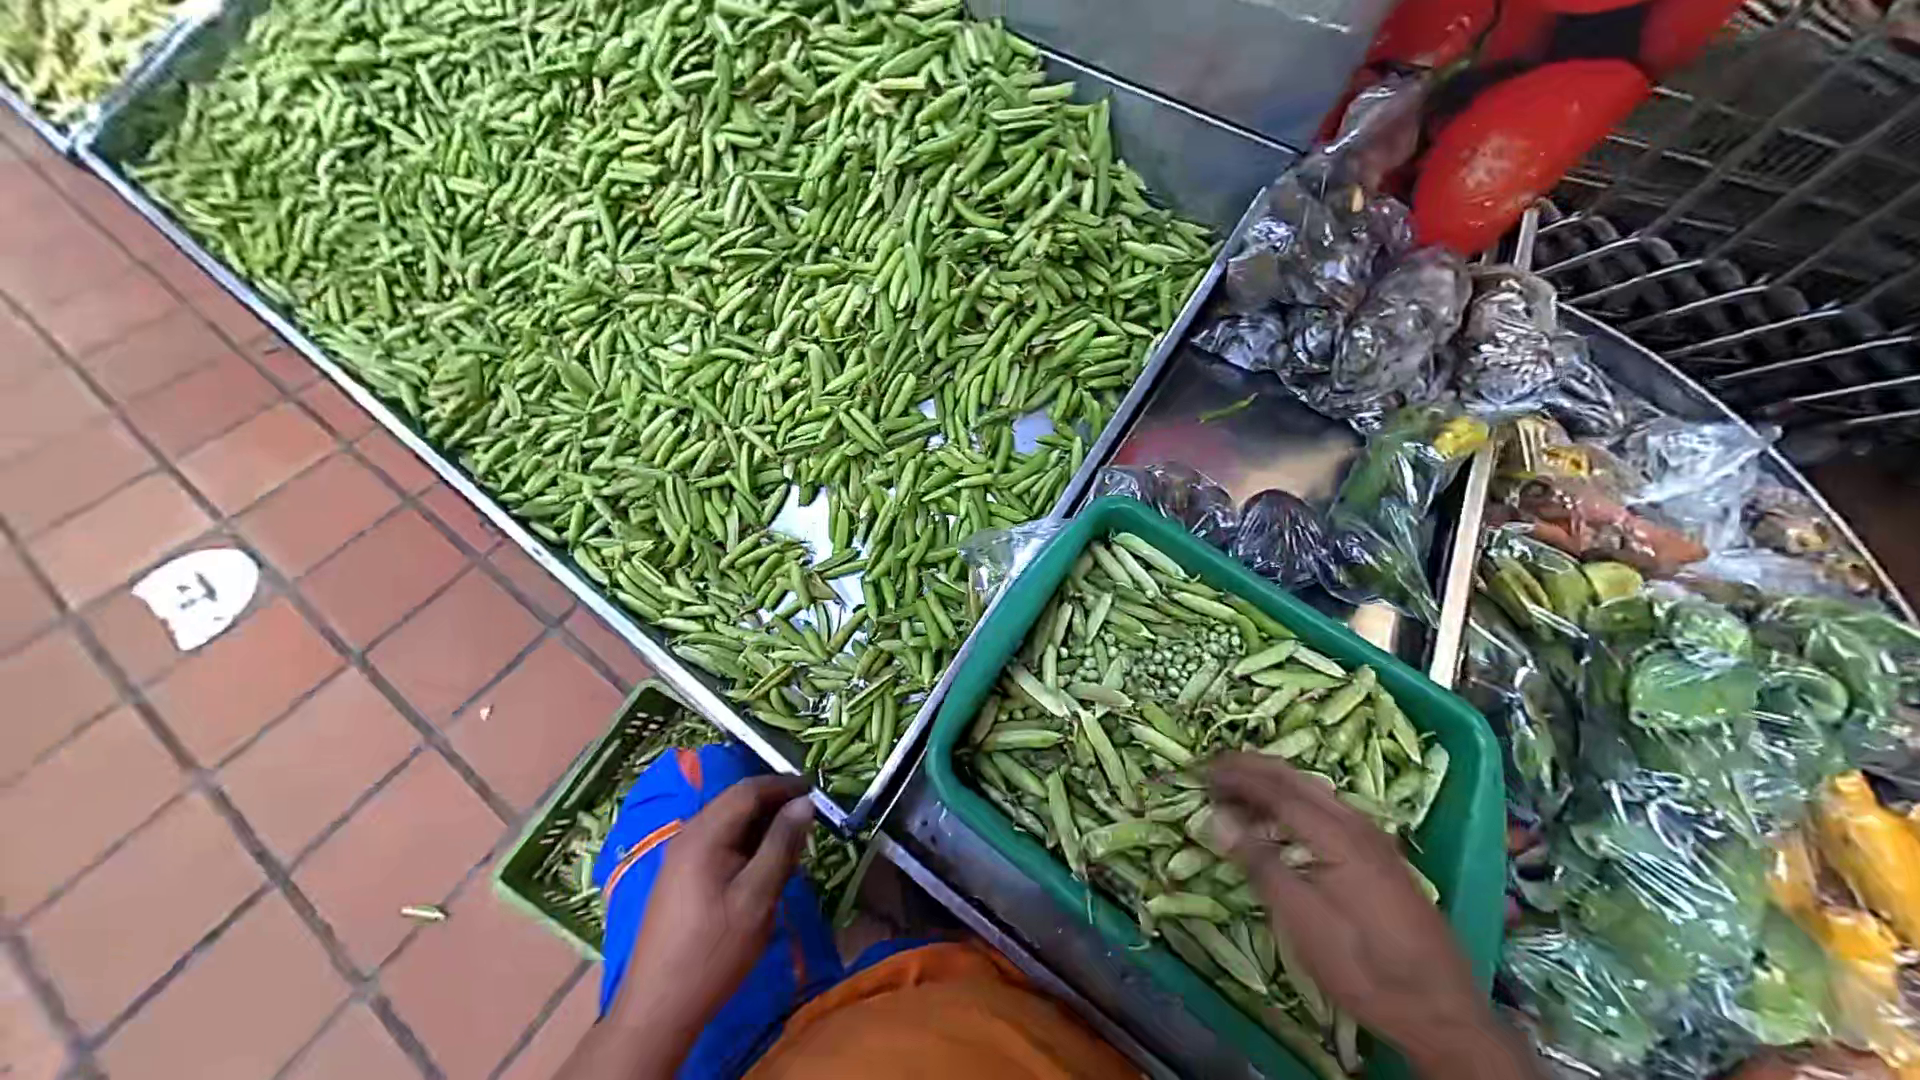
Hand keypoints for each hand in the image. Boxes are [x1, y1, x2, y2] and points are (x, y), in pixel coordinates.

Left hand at [611, 776, 814, 1029]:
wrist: (658, 1008)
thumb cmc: (714, 951)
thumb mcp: (758, 898)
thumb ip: (782, 845)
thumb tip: (804, 803)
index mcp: (704, 835)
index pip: (749, 790)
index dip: (784, 785)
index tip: (816, 792)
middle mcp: (688, 835)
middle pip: (736, 801)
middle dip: (774, 802)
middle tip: (809, 817)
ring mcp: (680, 856)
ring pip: (728, 821)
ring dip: (762, 823)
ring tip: (793, 841)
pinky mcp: (680, 876)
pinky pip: (719, 841)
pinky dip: (746, 841)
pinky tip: (764, 863)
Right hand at [1208, 754, 1525, 1076]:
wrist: (1442, 1013)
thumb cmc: (1364, 967)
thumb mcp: (1302, 919)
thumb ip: (1259, 862)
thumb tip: (1217, 819)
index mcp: (1337, 835)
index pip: (1276, 788)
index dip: (1235, 776)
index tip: (1201, 770)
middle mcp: (1356, 824)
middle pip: (1295, 778)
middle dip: (1251, 767)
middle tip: (1212, 767)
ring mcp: (1372, 837)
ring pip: (1313, 789)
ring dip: (1271, 780)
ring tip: (1236, 786)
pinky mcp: (1378, 854)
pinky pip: (1325, 806)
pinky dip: (1292, 798)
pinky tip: (1279, 815)